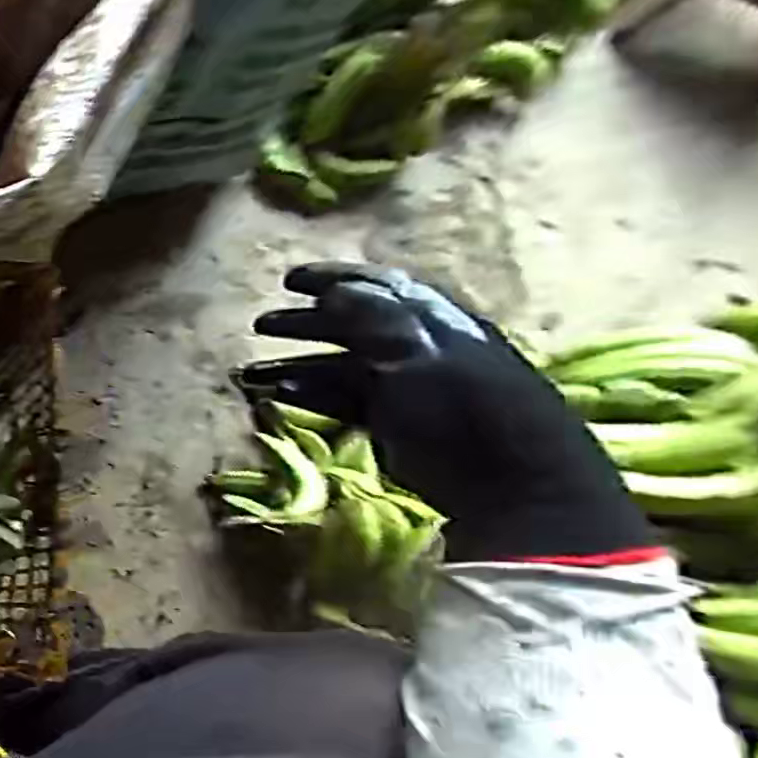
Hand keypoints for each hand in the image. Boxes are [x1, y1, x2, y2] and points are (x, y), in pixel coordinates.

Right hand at [243, 262, 654, 561]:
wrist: (506, 478)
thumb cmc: (464, 409)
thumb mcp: (419, 354)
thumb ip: (376, 319)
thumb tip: (334, 292)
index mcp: (429, 321)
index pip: (376, 287)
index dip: (331, 278)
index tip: (288, 280)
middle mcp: (414, 348)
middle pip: (349, 327)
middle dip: (303, 324)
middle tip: (261, 325)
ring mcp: (401, 387)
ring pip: (336, 368)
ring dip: (293, 367)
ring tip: (251, 374)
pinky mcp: (391, 423)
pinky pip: (340, 401)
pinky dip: (308, 397)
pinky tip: (280, 400)